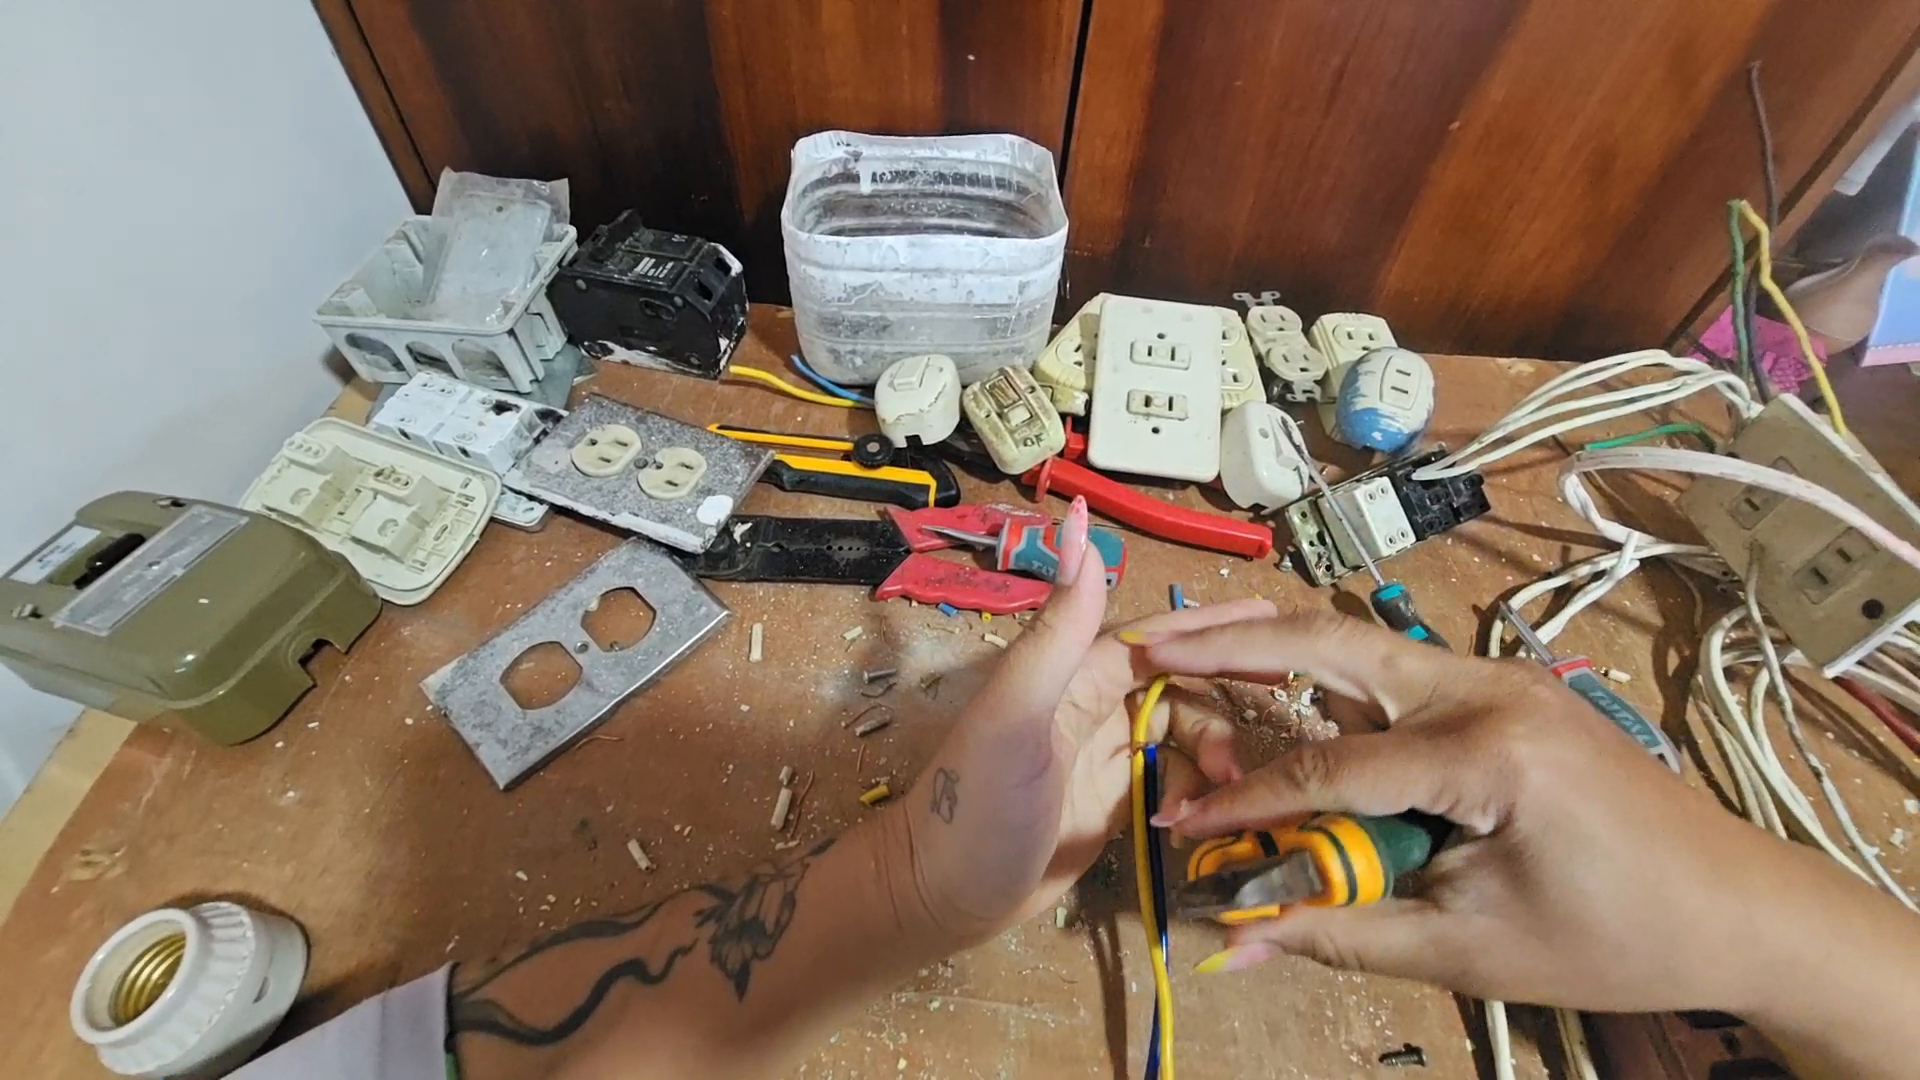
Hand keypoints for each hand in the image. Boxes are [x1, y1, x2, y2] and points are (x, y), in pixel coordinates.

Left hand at [882, 496, 1274, 946]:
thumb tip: (1078, 525)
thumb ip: (1059, 626)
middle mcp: (1090, 703)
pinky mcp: (1111, 800)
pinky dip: (1193, 792)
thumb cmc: (976, 801)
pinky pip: (1171, 779)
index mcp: (1070, 672)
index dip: (1208, 627)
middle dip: (1226, 684)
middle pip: (1176, 681)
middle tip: (1286, 688)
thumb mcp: (1018, 709)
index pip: (1152, 636)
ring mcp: (1102, 754)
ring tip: (1228, 788)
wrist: (943, 894)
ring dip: (1211, 753)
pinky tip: (1197, 817)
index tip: (1270, 619)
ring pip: (1180, 732)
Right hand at [1138, 611, 1889, 1015]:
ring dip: (1261, 638)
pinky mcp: (1480, 682)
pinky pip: (1374, 663)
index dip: (1246, 799)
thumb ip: (1339, 929)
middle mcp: (1478, 685)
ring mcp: (1483, 672)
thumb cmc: (1620, 939)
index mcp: (1485, 753)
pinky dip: (1306, 661)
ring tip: (1187, 640)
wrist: (1750, 906)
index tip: (1179, 818)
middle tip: (1153, 644)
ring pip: (1345, 636)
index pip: (1328, 769)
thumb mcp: (1472, 950)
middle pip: (1324, 642)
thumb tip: (1236, 939)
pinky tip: (1262, 663)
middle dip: (1228, 642)